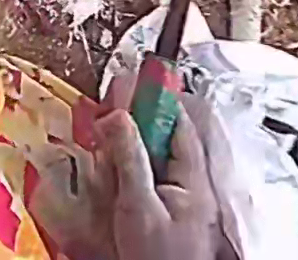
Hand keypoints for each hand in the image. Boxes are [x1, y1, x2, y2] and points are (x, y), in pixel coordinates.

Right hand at [95, 106, 218, 259]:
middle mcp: (193, 188)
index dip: (157, 100)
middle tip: (106, 118)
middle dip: (133, 125)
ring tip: (103, 148)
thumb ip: (128, 156)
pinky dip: (126, 169)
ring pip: (153, 157)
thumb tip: (118, 112)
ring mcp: (182, 203)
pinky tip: (110, 175)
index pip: (179, 125)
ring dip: (126, 148)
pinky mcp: (167, 215)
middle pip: (163, 139)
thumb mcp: (138, 206)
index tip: (130, 82)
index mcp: (194, 182)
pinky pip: (147, 178)